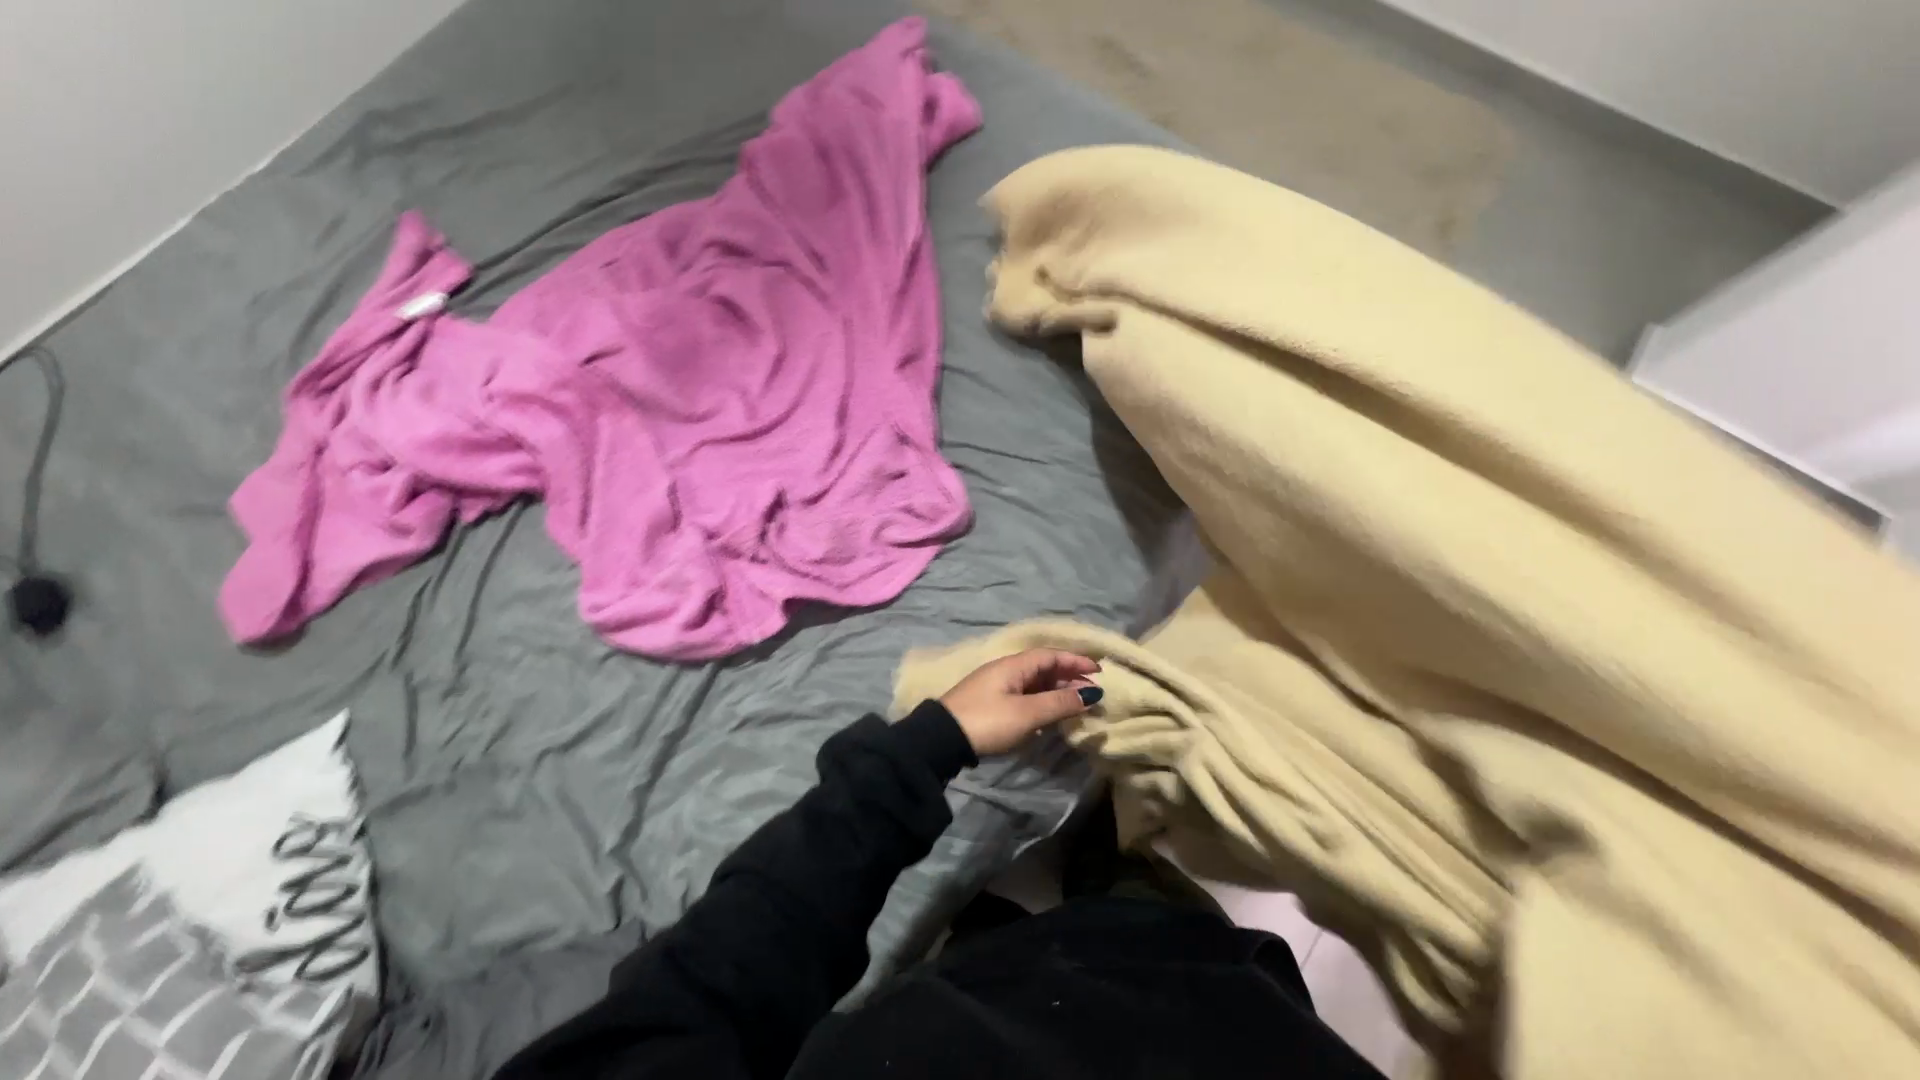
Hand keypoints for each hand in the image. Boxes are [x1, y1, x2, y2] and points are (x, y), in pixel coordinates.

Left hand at [939, 648, 1102, 755]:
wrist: (941, 740)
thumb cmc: (988, 721)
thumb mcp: (1027, 713)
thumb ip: (1059, 703)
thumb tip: (1091, 693)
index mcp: (1014, 666)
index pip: (1050, 656)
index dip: (1075, 661)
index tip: (1099, 670)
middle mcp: (1006, 672)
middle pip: (1043, 669)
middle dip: (1069, 679)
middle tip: (1092, 693)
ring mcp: (996, 689)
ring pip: (1034, 685)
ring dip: (1056, 693)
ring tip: (1077, 706)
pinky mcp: (990, 706)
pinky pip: (1024, 698)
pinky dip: (1042, 704)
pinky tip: (1051, 718)